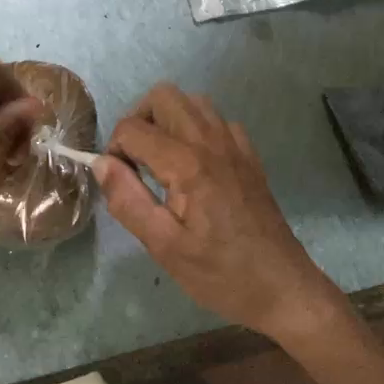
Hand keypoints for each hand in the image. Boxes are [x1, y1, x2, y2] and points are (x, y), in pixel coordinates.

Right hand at [95, 84, 347, 344]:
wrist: (283, 288)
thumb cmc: (220, 273)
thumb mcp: (164, 247)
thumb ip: (127, 200)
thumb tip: (100, 163)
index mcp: (188, 163)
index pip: (133, 128)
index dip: (114, 150)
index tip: (119, 181)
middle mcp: (211, 140)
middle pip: (163, 96)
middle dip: (139, 119)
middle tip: (134, 159)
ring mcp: (234, 143)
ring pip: (191, 101)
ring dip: (168, 119)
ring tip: (160, 160)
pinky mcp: (248, 154)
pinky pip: (215, 120)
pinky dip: (196, 130)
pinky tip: (194, 166)